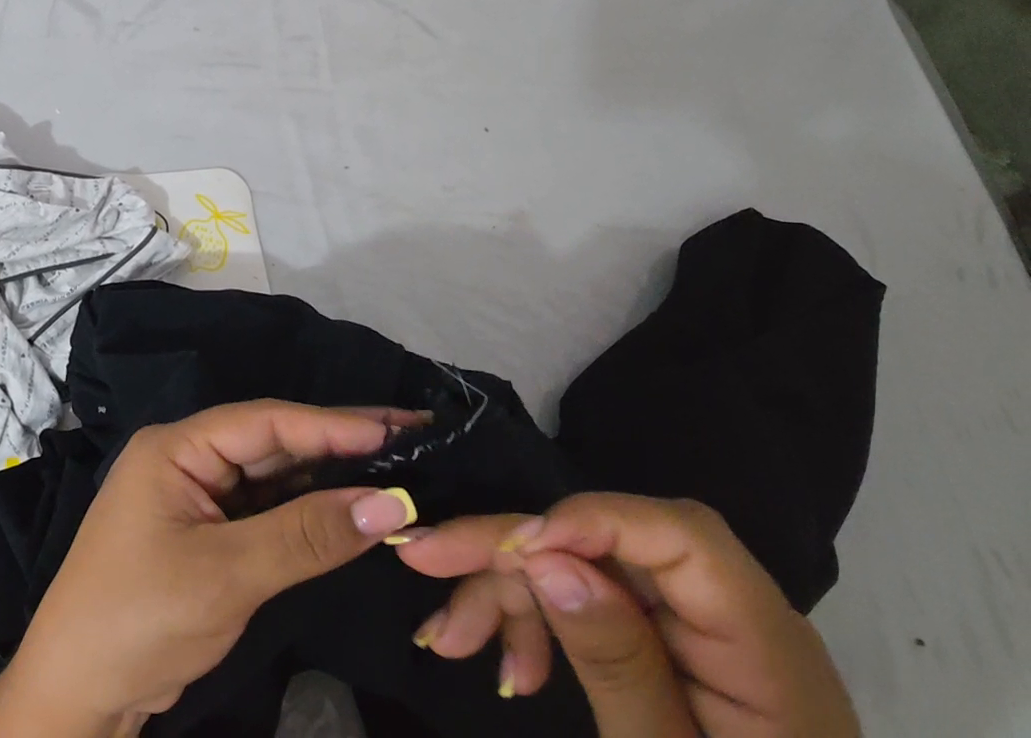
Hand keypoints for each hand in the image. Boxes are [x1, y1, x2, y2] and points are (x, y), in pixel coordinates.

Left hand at [0, 399, 428, 737]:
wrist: (81, 687)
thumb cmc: (141, 617)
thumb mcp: (227, 574)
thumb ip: (308, 535)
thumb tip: (393, 502)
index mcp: (174, 449)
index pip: (264, 423)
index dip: (334, 424)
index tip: (401, 429)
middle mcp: (184, 461)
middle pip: (271, 444)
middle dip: (339, 446)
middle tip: (415, 441)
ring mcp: (194, 499)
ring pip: (272, 480)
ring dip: (329, 482)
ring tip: (400, 473)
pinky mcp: (205, 536)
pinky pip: (265, 513)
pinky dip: (307, 516)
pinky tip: (354, 513)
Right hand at [396, 492, 859, 737]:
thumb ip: (617, 665)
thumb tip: (548, 560)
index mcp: (766, 651)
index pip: (683, 537)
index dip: (590, 520)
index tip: (508, 545)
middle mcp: (731, 617)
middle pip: (609, 542)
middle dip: (512, 548)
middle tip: (422, 556)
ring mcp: (696, 628)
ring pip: (583, 566)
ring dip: (509, 592)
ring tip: (450, 640)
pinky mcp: (666, 643)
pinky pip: (588, 602)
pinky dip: (535, 623)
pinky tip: (508, 668)